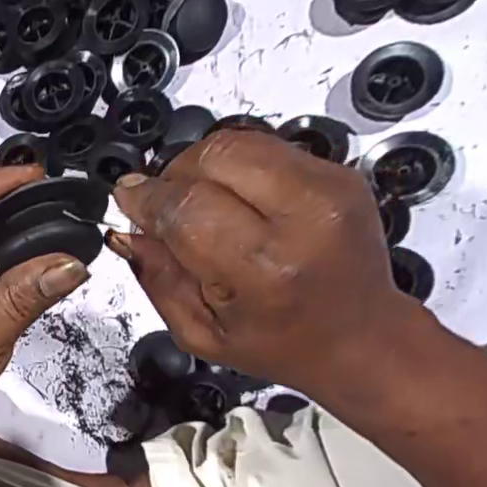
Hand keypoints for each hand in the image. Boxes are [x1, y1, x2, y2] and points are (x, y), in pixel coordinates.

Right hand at [109, 129, 423, 394]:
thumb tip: (127, 234)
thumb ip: (159, 280)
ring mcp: (327, 187)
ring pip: (238, 141)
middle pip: (211, 157)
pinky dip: (234, 167)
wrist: (358, 337)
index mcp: (265, 270)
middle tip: (162, 206)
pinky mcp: (338, 172)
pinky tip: (232, 201)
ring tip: (196, 203)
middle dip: (172, 177)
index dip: (147, 199)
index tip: (128, 200)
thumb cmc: (283, 344)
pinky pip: (266, 147)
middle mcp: (304, 218)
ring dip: (201, 166)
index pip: (186, 206)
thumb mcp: (202, 334)